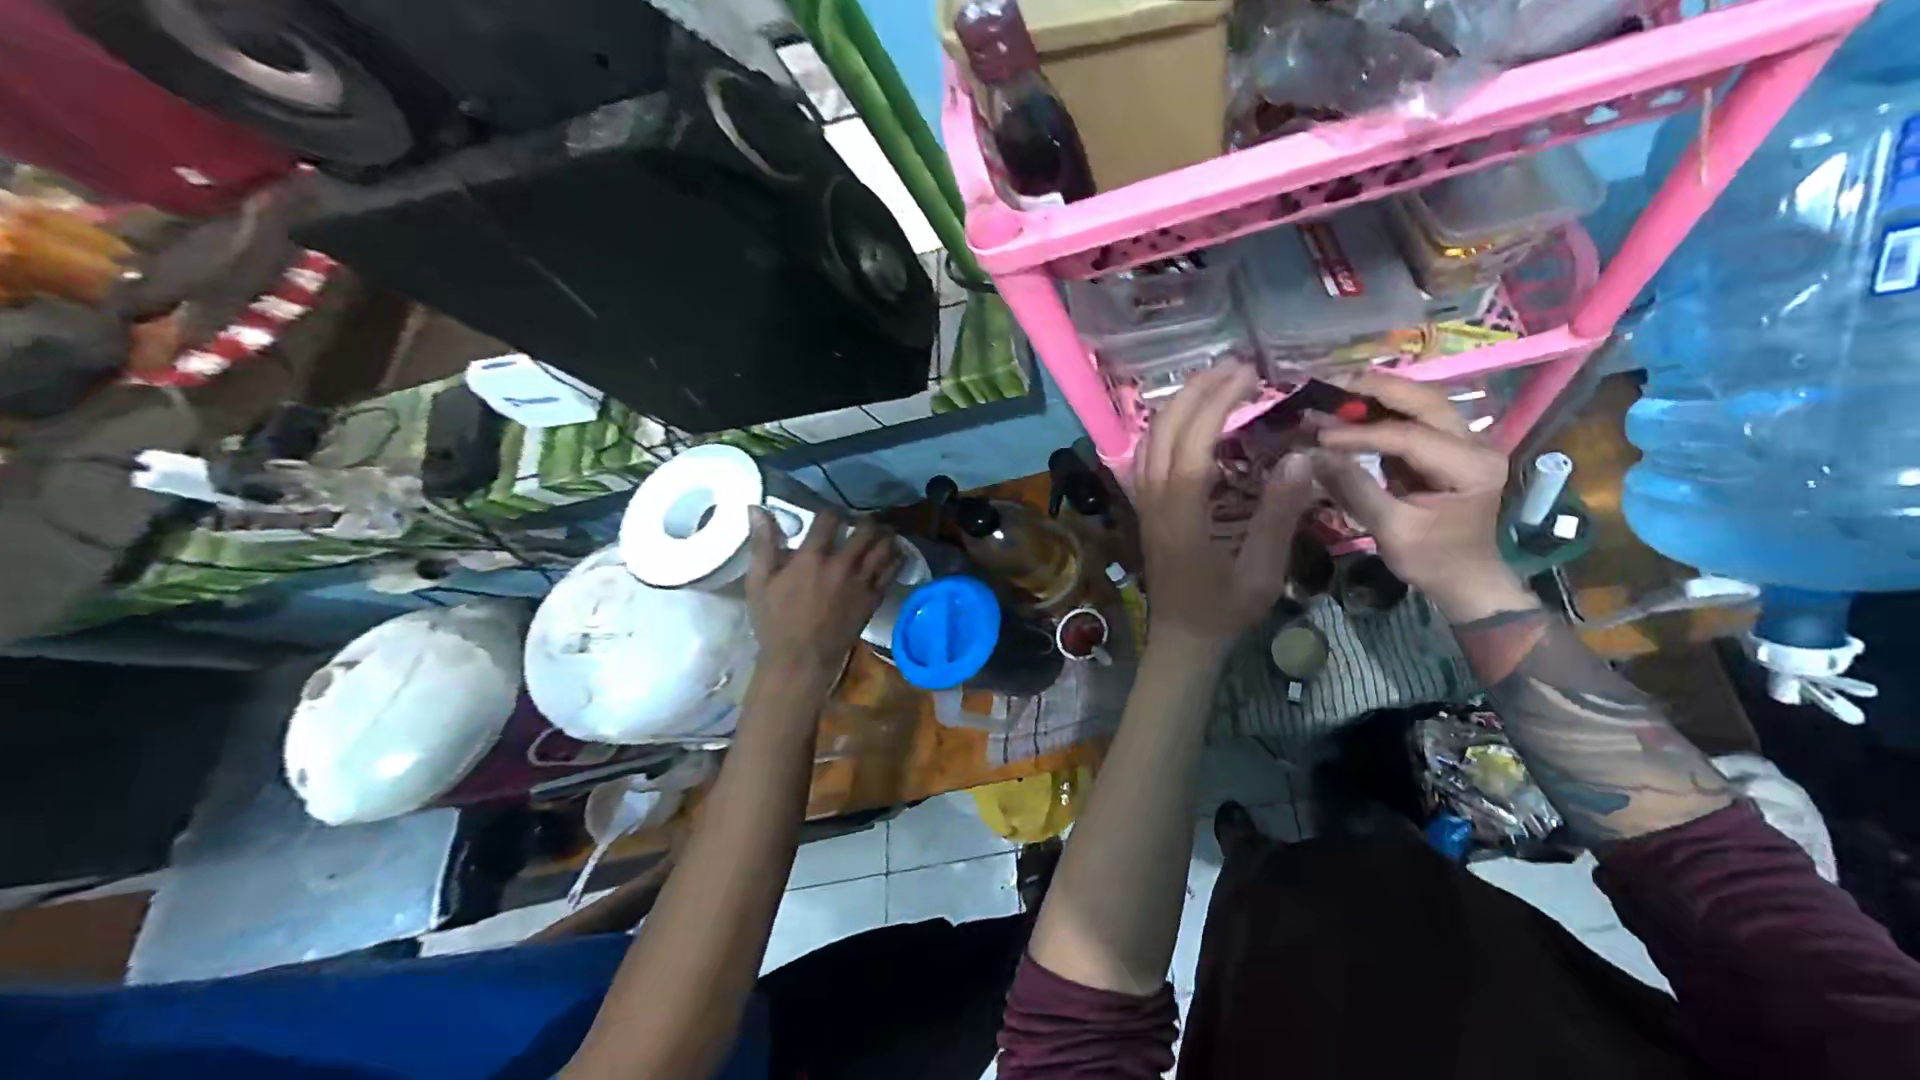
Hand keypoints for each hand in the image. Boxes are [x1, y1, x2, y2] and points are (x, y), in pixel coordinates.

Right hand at [746, 509, 899, 689]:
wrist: (801, 659)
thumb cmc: (775, 621)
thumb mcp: (759, 582)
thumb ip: (762, 544)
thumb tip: (756, 508)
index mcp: (812, 557)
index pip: (830, 519)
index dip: (832, 512)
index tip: (832, 516)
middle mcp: (842, 564)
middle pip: (865, 529)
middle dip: (866, 520)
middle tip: (864, 521)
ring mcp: (862, 581)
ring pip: (884, 547)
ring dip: (885, 535)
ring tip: (883, 532)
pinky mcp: (874, 598)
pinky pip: (892, 570)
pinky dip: (896, 557)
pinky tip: (895, 553)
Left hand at [1135, 365, 1315, 652]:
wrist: (1181, 639)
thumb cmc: (1223, 610)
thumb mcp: (1262, 571)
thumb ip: (1279, 515)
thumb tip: (1299, 457)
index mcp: (1182, 513)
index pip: (1194, 442)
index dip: (1218, 402)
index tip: (1248, 375)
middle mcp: (1154, 500)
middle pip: (1164, 431)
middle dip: (1195, 392)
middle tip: (1233, 367)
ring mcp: (1144, 504)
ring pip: (1149, 441)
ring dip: (1178, 406)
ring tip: (1213, 383)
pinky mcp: (1145, 510)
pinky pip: (1147, 457)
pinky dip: (1166, 428)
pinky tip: (1189, 421)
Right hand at [1311, 373, 1537, 622]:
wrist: (1466, 579)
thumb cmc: (1432, 560)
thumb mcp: (1391, 529)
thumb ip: (1354, 487)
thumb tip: (1312, 455)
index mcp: (1470, 466)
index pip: (1407, 436)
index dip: (1359, 432)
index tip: (1316, 434)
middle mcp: (1476, 444)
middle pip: (1424, 401)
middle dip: (1375, 390)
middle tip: (1329, 385)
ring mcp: (1465, 443)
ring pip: (1422, 403)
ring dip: (1379, 395)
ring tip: (1337, 392)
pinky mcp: (1448, 449)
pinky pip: (1415, 419)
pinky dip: (1383, 412)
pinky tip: (1352, 411)